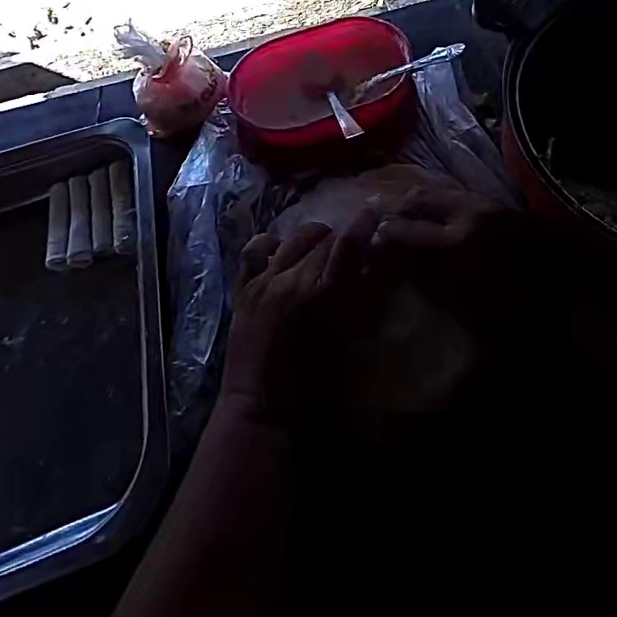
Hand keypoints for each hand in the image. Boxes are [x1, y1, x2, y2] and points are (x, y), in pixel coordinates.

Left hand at [219, 207, 379, 431]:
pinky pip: (255, 249)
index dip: (361, 226)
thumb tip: (363, 271)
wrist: (260, 406)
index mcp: (323, 296)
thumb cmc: (310, 385)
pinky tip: (279, 247)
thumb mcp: (342, 340)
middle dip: (339, 236)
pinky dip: (270, 243)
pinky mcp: (244, 287)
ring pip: (291, 240)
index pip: (346, 247)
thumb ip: (351, 301)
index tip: (372, 211)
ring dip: (310, 237)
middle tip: (349, 240)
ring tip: (318, 243)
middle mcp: (293, 279)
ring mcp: (264, 280)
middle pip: (321, 241)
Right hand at [372, 186, 526, 333]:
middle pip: (420, 197)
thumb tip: (398, 261)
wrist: (580, 308)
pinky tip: (436, 213)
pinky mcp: (504, 209)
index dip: (382, 234)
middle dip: (396, 206)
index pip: (405, 229)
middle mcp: (470, 214)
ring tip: (403, 211)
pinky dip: (441, 200)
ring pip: (442, 190)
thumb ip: (427, 279)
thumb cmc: (517, 319)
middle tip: (379, 216)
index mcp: (457, 242)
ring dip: (418, 199)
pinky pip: (462, 195)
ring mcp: (489, 207)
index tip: (369, 239)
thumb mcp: (464, 307)